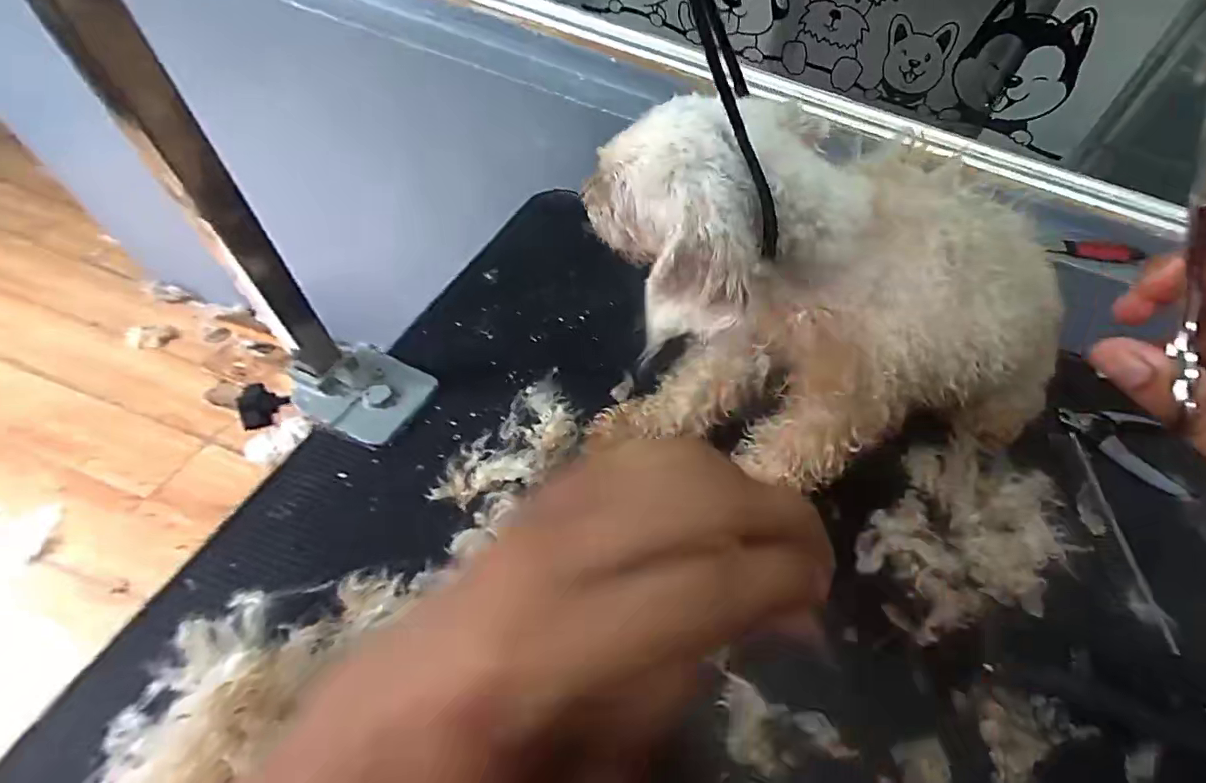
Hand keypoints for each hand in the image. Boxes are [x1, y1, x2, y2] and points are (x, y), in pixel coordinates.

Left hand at [254, 439, 832, 782]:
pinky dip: (701, 471)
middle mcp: (544, 554)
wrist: (384, 719)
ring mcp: (543, 507)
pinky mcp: (548, 487)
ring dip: (743, 489)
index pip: (696, 587)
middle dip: (777, 519)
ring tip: (771, 532)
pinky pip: (647, 454)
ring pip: (676, 460)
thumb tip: (774, 611)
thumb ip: (685, 679)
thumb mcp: (597, 754)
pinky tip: (718, 505)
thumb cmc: (492, 758)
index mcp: (537, 649)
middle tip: (818, 556)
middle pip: (694, 499)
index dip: (776, 581)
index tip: (822, 592)